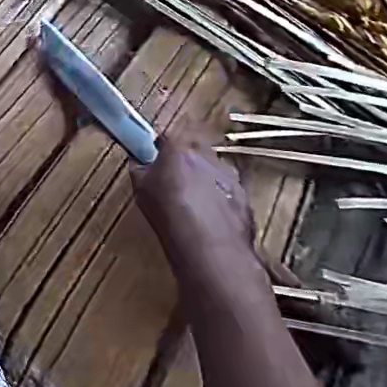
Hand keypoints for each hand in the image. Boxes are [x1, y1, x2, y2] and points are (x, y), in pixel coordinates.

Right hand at [133, 133, 262, 292]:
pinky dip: (220, 203)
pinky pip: (228, 194)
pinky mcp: (246, 199)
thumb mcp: (141, 189)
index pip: (166, 138)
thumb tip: (140, 166)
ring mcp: (230, 177)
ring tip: (191, 207)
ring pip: (212, 174)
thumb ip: (141, 170)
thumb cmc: (172, 214)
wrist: (209, 248)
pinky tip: (209, 221)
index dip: (159, 150)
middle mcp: (207, 156)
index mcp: (179, 147)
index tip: (154, 159)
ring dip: (204, 184)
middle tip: (172, 185)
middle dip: (184, 166)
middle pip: (193, 154)